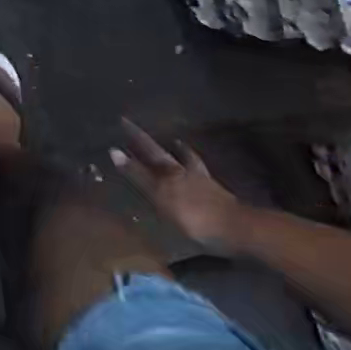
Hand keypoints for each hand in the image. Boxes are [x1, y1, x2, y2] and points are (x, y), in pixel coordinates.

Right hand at [111, 118, 247, 253]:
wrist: (236, 229)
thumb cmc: (193, 215)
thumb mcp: (160, 196)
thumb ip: (138, 175)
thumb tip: (114, 151)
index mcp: (169, 171)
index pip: (147, 150)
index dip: (134, 137)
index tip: (122, 121)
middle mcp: (184, 170)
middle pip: (163, 152)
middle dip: (150, 141)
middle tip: (141, 128)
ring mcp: (202, 181)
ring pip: (186, 160)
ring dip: (179, 150)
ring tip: (175, 141)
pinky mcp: (216, 194)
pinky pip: (201, 175)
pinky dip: (195, 167)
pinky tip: (197, 170)